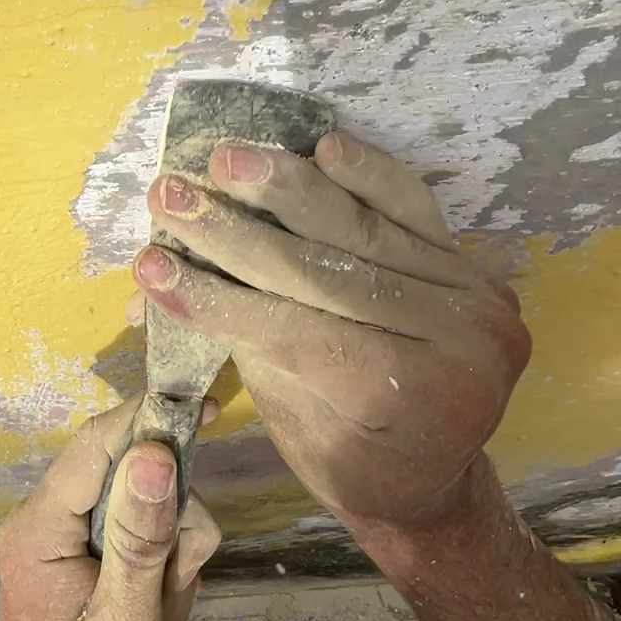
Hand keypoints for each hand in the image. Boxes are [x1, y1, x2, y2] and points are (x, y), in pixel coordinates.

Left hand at [0, 398, 222, 620]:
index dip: (147, 418)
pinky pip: (139, 529)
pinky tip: (158, 605)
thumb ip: (139, 540)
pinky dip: (164, 560)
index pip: (94, 445)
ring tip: (162, 607)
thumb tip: (154, 453)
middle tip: (178, 569)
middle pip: (122, 470)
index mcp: (36, 528)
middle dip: (168, 510)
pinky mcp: (86, 554)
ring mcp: (64, 537)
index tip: (204, 406)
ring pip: (141, 500)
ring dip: (170, 546)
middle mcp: (44, 520)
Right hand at [131, 131, 529, 530]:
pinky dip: (367, 172)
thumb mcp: (290, 420)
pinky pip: (413, 204)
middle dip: (234, 233)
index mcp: (405, 398)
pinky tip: (322, 145)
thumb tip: (164, 277)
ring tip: (223, 160)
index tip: (150, 264)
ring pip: (361, 227)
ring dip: (283, 188)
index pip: (290, 330)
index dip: (214, 296)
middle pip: (323, 270)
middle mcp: (455, 340)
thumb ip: (241, 338)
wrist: (434, 475)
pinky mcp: (468, 261)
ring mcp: (470, 294)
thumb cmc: (352, 464)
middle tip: (171, 197)